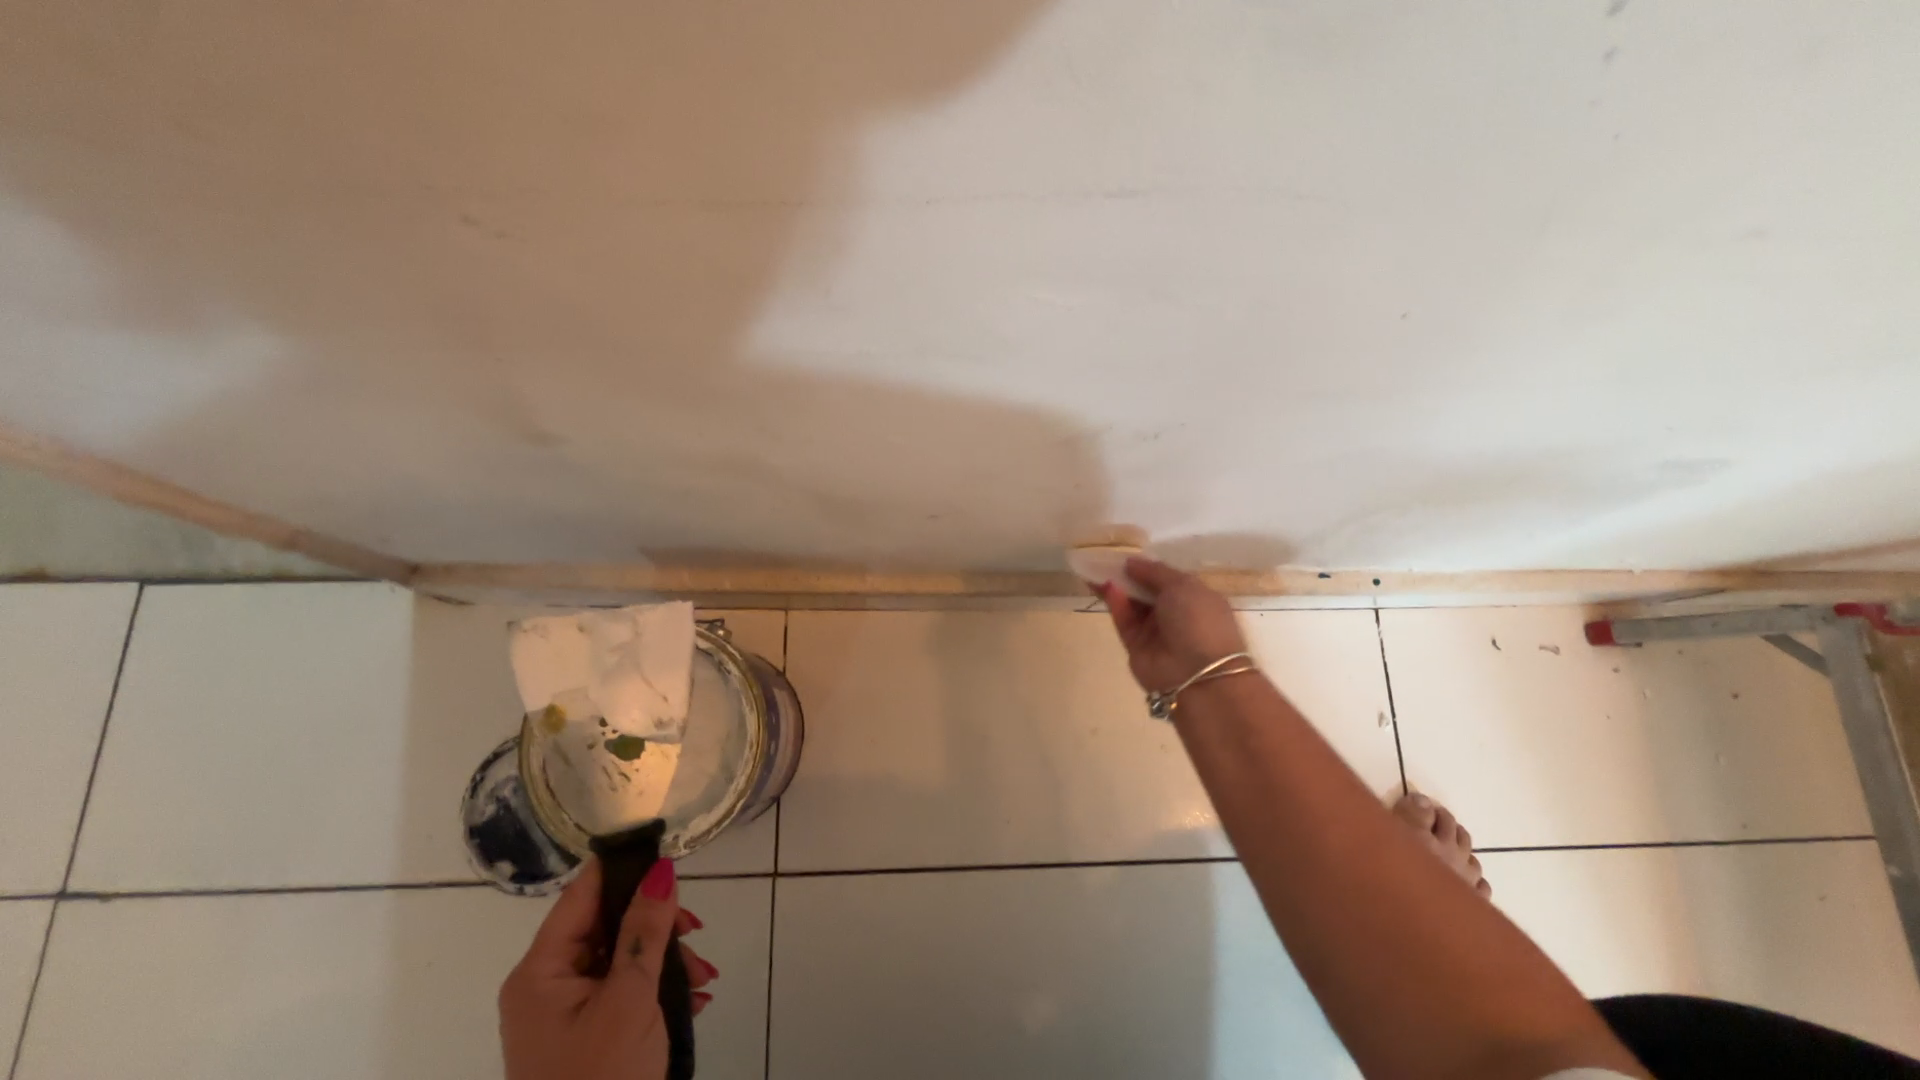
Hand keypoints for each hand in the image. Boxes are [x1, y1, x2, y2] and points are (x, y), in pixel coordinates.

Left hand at [499, 858, 718, 1079]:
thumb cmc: (602, 1078)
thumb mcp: (631, 999)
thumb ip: (646, 930)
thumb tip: (660, 870)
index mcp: (541, 970)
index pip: (582, 895)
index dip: (623, 870)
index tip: (670, 859)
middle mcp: (545, 984)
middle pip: (606, 925)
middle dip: (658, 926)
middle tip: (697, 935)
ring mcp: (563, 1012)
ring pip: (620, 957)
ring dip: (665, 960)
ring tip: (703, 979)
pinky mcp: (583, 1034)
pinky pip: (622, 989)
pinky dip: (657, 989)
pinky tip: (694, 1000)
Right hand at [1099, 556, 1248, 693]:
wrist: (1198, 675)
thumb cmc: (1199, 621)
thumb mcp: (1183, 586)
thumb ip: (1154, 572)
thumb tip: (1132, 562)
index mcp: (1195, 597)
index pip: (1166, 578)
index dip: (1146, 566)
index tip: (1125, 553)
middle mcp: (1175, 613)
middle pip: (1145, 590)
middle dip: (1126, 574)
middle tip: (1102, 557)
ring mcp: (1155, 631)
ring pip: (1130, 604)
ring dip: (1115, 586)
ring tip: (1093, 567)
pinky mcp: (1136, 646)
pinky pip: (1124, 620)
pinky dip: (1116, 603)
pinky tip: (1106, 587)